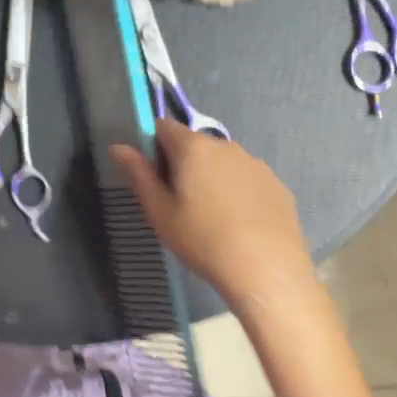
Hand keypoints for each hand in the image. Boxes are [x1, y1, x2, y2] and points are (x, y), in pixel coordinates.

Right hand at [110, 121, 316, 305]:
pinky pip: (247, 179)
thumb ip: (138, 174)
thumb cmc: (203, 240)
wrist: (267, 270)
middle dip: (183, 164)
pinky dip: (238, 192)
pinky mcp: (277, 184)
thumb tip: (119, 147)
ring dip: (212, 177)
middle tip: (180, 203)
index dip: (153, 146)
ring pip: (222, 162)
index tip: (155, 177)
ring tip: (212, 217)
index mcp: (194, 148)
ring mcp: (256, 164)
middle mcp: (226, 146)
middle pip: (195, 144)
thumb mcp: (159, 212)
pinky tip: (239, 224)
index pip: (164, 126)